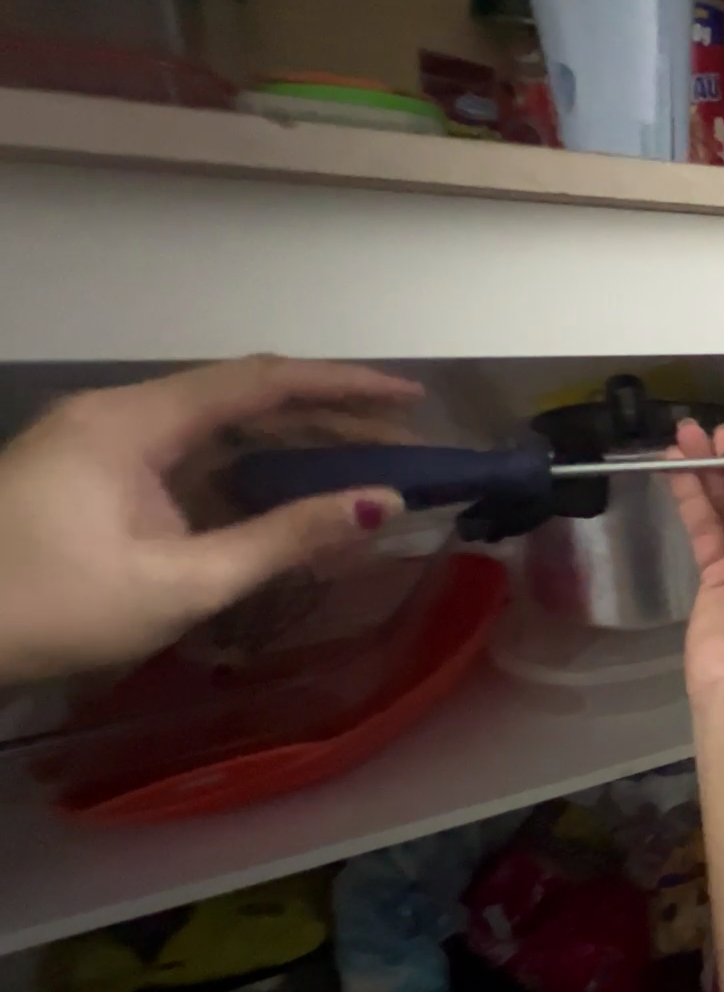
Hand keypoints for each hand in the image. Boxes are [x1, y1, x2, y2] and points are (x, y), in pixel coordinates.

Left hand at [0, 357, 419, 681]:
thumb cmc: (43, 609)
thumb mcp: (182, 581)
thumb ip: (289, 537)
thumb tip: (386, 504)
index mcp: (134, 424)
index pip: (263, 382)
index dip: (347, 384)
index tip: (412, 398)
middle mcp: (125, 418)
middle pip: (253, 399)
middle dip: (338, 417)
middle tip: (408, 444)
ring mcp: (113, 446)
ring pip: (233, 428)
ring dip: (307, 444)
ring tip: (374, 465)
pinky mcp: (109, 477)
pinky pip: (208, 458)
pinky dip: (268, 471)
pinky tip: (306, 495)